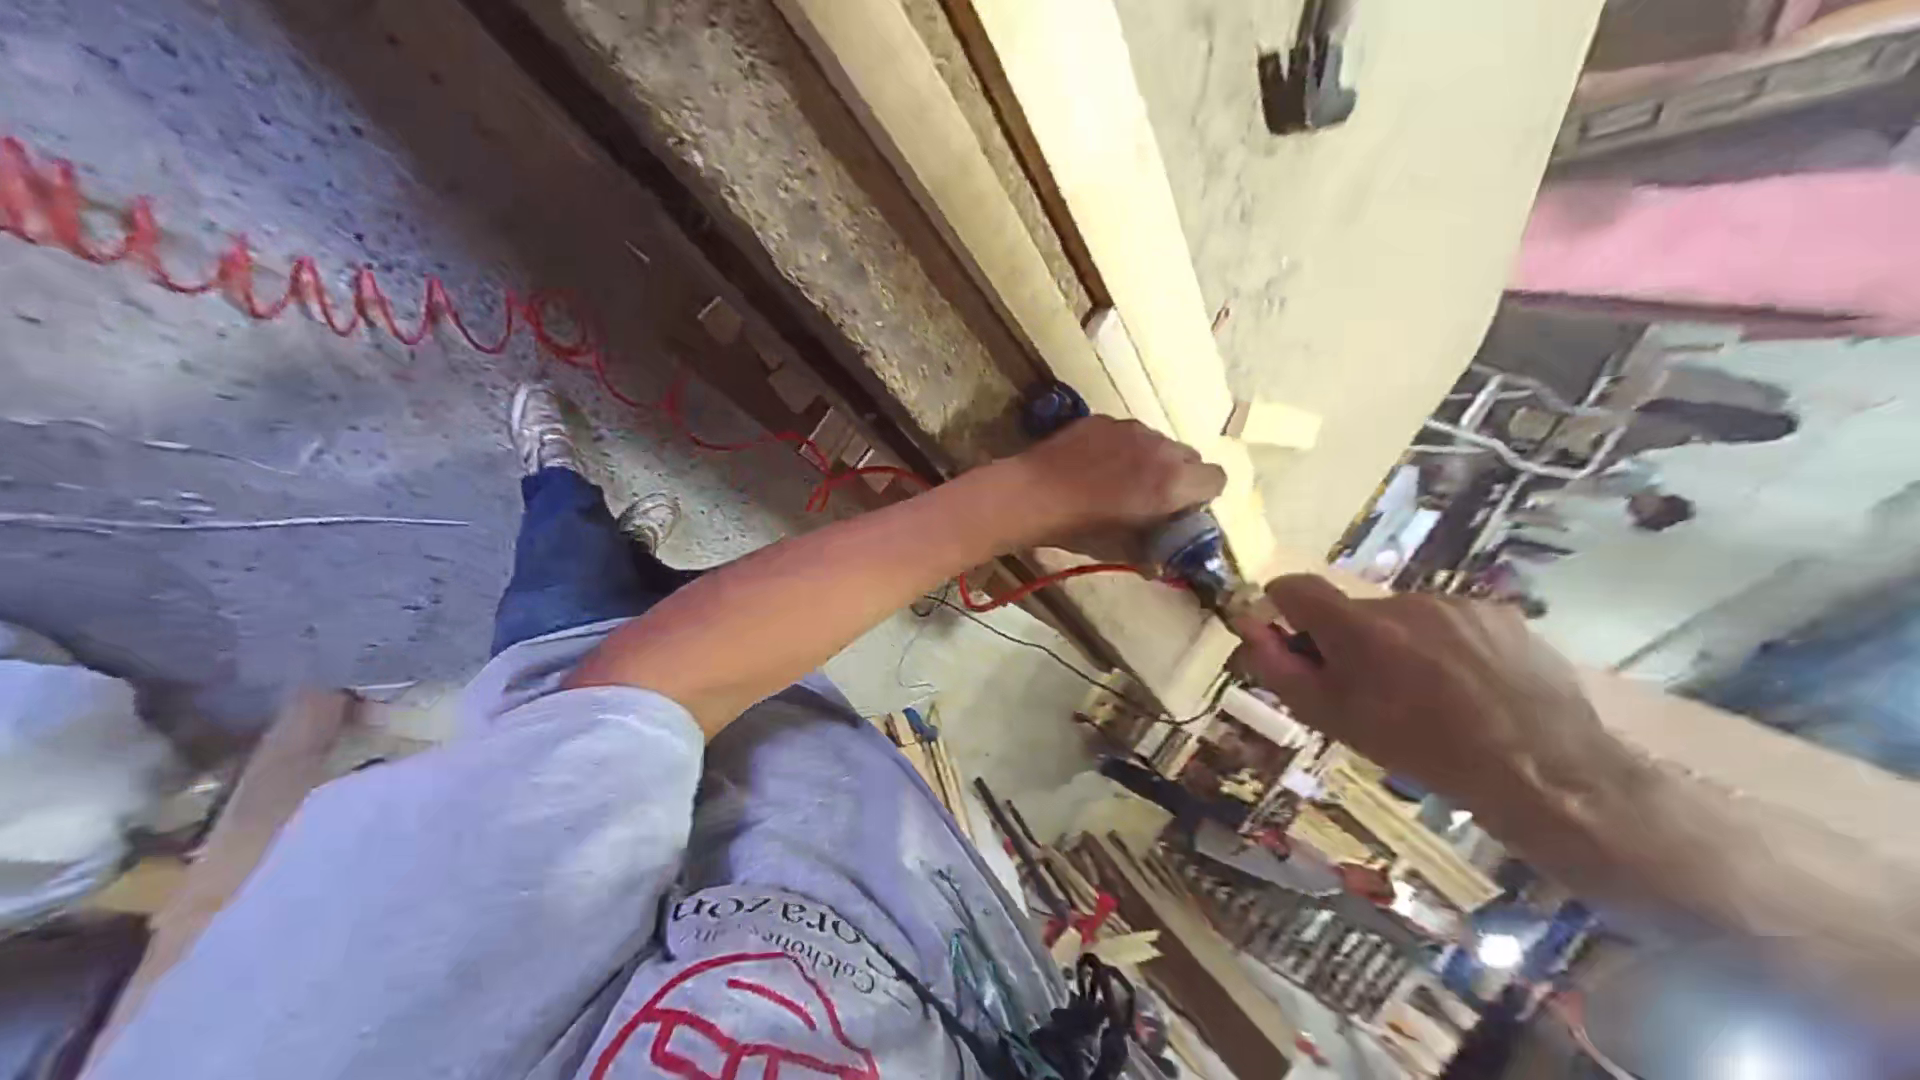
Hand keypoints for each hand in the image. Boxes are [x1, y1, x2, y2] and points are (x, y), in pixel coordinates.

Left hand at [999, 417, 1226, 548]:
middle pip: (1188, 457)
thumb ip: (1152, 549)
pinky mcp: (1102, 419)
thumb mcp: (1120, 548)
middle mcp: (1159, 448)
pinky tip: (1093, 463)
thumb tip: (1162, 560)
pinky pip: (1126, 432)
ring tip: (1118, 478)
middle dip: (1178, 475)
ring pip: (1157, 441)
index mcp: (1172, 482)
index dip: (1200, 495)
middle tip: (1150, 496)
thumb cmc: (1079, 528)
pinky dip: (1121, 446)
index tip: (1178, 508)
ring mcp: (1129, 428)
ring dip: (1149, 458)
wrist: (1030, 495)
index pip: (1216, 479)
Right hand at [1228, 575, 1601, 794]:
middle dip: (1350, 642)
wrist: (1546, 773)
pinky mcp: (1498, 613)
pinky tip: (1470, 686)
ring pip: (1402, 618)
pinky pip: (1449, 621)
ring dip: (1399, 645)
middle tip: (1371, 692)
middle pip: (1351, 611)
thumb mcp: (1332, 719)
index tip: (1294, 641)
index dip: (1283, 609)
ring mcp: (1455, 604)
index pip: (1294, 587)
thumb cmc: (1421, 750)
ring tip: (1430, 695)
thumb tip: (1250, 629)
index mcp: (1357, 627)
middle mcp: (1402, 602)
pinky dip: (1445, 646)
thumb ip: (1279, 669)